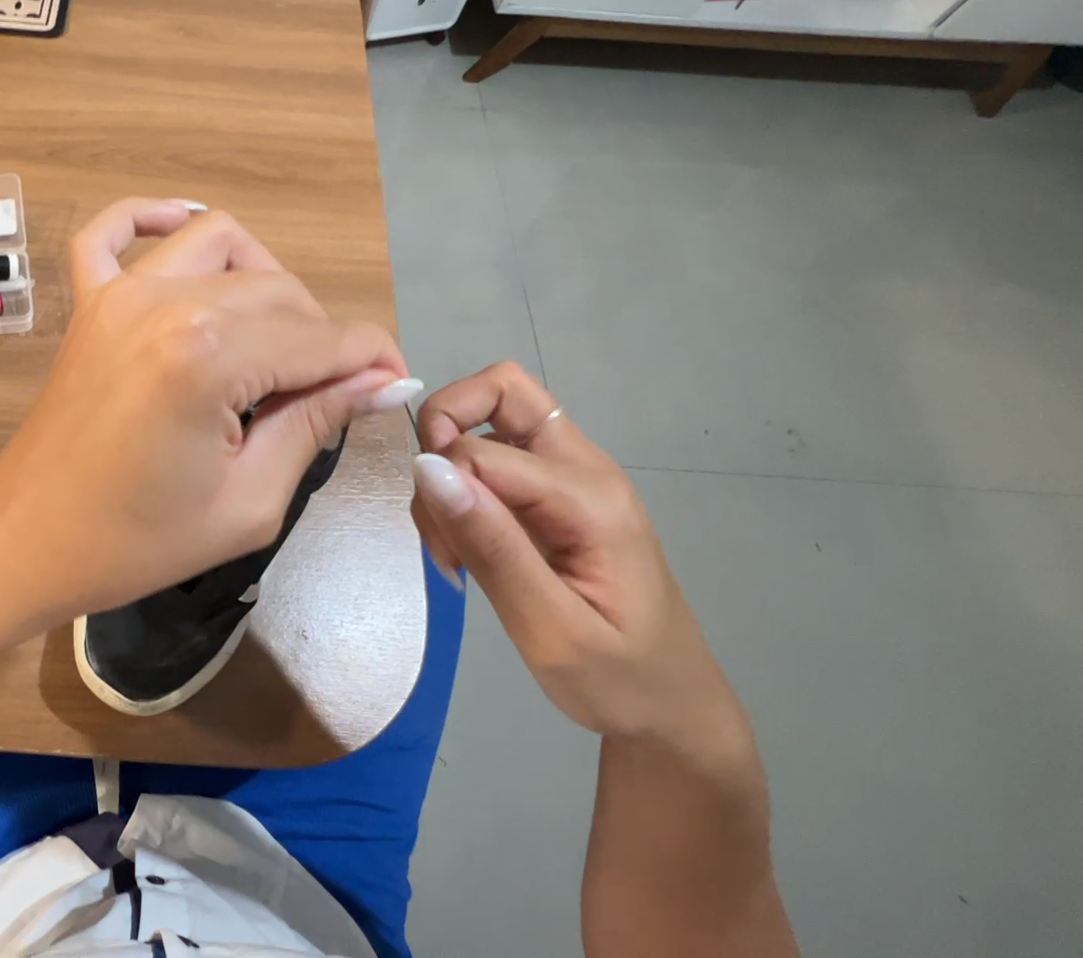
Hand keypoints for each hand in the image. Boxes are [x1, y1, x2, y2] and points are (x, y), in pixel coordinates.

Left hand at [0, 199, 416, 666]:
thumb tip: (381, 381)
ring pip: (220, 244)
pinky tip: (183, 228)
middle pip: (280, 291)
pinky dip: (151, 218)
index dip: (371, 360)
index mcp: (208, 355)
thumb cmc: (137, 543)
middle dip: (321, 337)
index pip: (322, 336)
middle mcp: (165, 302)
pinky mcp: (86, 304)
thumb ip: (316, 424)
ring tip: (273, 344)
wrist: (28, 546)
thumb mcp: (248, 501)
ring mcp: (118, 293)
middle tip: (324, 398)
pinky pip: (111, 231)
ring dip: (265, 282)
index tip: (394, 385)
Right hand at [411, 363, 746, 754]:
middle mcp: (583, 468)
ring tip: (454, 548)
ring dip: (449, 466)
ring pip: (489, 421)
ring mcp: (570, 478)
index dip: (442, 491)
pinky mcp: (553, 496)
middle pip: (500, 388)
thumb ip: (490, 544)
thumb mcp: (549, 628)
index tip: (444, 558)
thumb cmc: (617, 680)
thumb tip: (427, 466)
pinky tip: (467, 547)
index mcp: (590, 498)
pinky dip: (461, 486)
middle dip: (442, 429)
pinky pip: (493, 457)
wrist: (670, 709)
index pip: (481, 449)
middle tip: (434, 508)